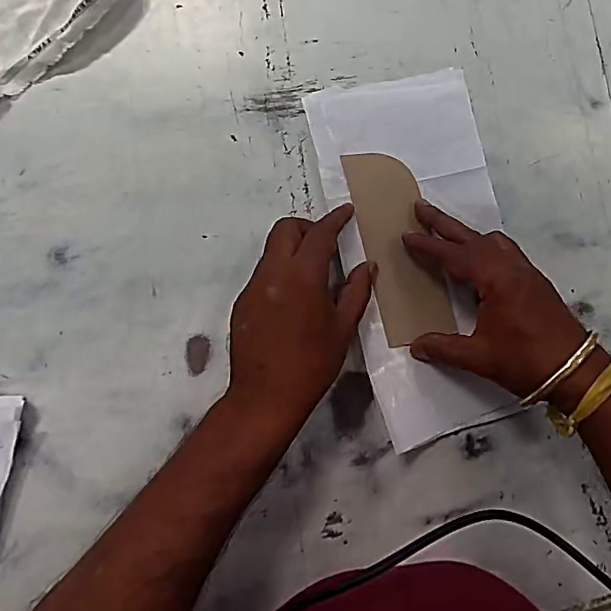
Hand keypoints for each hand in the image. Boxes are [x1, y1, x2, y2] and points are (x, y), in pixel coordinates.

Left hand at [224, 207, 374, 425]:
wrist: (265, 398)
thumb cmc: (312, 364)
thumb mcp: (343, 328)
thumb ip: (356, 291)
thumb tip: (367, 266)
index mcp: (302, 276)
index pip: (319, 234)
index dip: (335, 219)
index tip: (346, 213)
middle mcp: (273, 274)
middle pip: (285, 229)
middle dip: (307, 227)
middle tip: (327, 243)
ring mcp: (253, 288)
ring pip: (272, 251)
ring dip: (293, 250)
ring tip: (314, 275)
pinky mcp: (243, 303)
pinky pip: (264, 274)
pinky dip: (281, 272)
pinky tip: (295, 299)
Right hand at [401, 201, 602, 411]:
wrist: (575, 370)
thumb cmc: (528, 361)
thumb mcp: (480, 357)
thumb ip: (444, 348)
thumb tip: (418, 346)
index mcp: (496, 278)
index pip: (454, 256)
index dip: (428, 246)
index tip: (408, 235)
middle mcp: (511, 268)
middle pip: (472, 238)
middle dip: (444, 224)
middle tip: (421, 208)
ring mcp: (526, 272)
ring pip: (492, 242)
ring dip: (468, 236)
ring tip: (448, 234)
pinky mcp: (535, 282)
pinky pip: (506, 252)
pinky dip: (487, 248)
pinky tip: (481, 261)